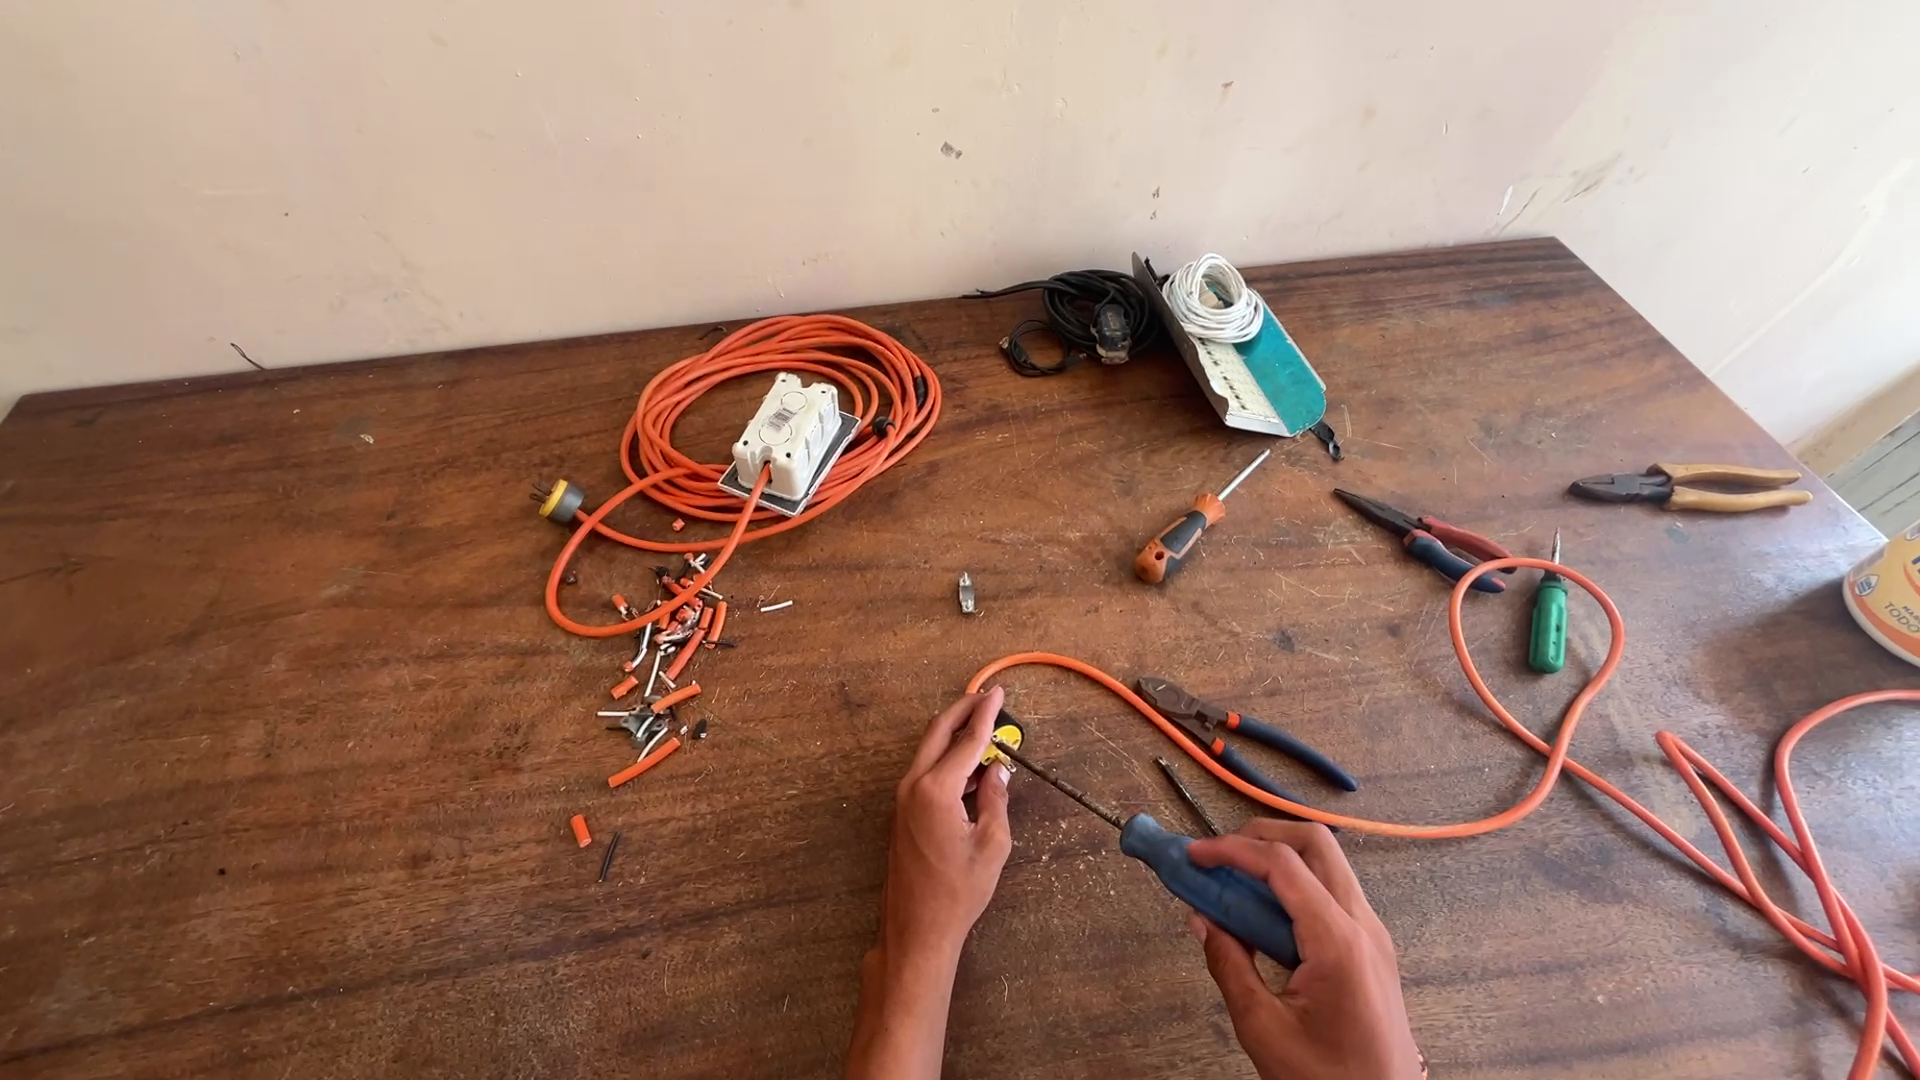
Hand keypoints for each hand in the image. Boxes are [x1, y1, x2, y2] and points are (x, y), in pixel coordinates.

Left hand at [846, 687, 1013, 1079]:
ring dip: (954, 733)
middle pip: (938, 732)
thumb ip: (996, 799)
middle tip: (986, 696)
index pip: (967, 741)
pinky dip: (946, 757)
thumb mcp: (991, 845)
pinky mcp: (902, 810)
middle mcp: (913, 785)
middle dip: (962, 710)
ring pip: (929, 749)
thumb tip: (998, 770)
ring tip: (983, 725)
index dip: (986, 714)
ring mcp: (903, 798)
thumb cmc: (957, 892)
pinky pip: (925, 770)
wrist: (916, 928)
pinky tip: (969, 765)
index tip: (998, 692)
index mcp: (936, 790)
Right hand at [1187, 821, 1422, 1079]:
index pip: (1282, 864)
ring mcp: (1372, 933)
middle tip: (1220, 854)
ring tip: (1235, 878)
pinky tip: (1262, 909)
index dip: (1231, 849)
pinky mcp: (1370, 946)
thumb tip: (1200, 918)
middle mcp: (1363, 924)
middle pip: (1315, 841)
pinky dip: (1292, 881)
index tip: (1192, 854)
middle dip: (1261, 834)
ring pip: (1326, 860)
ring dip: (1278, 854)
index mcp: (1338, 942)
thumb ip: (1229, 965)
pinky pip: (1331, 889)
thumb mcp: (1264, 1029)